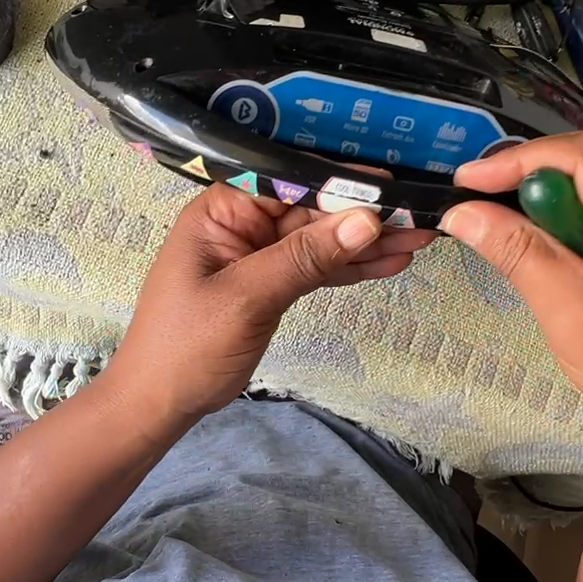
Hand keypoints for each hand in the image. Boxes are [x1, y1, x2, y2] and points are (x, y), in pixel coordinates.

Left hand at [105, 183, 437, 422]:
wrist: (161, 402)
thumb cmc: (187, 346)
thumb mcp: (247, 297)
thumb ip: (305, 257)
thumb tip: (365, 219)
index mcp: (223, 211)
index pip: (288, 180)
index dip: (340, 182)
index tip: (391, 186)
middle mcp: (243, 223)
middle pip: (312, 209)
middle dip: (364, 214)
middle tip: (421, 216)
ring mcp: (259, 254)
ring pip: (321, 240)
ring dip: (367, 242)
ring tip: (420, 239)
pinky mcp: (272, 284)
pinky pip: (317, 268)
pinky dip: (351, 269)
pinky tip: (390, 264)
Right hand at [440, 133, 582, 464]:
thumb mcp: (567, 310)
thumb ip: (516, 250)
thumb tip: (462, 211)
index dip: (520, 160)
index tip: (468, 180)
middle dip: (535, 175)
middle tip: (481, 199)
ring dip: (556, 195)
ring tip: (511, 221)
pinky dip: (581, 212)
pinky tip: (555, 238)